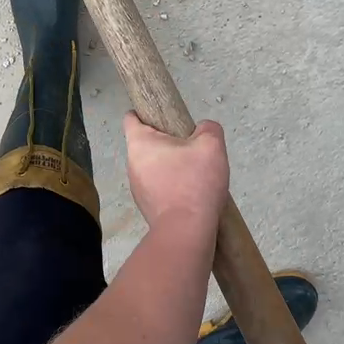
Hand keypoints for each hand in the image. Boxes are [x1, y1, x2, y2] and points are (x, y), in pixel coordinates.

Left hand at [122, 112, 228, 236]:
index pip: (132, 117)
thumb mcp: (211, 146)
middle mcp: (131, 163)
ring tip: (195, 174)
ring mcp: (136, 187)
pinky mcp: (146, 206)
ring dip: (171, 167)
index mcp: (139, 143)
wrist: (187, 232)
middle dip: (167, 143)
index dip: (146, 112)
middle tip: (191, 148)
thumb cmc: (193, 183)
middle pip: (147, 143)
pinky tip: (191, 194)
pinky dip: (172, 187)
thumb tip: (204, 130)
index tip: (166, 117)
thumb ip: (209, 128)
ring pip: (153, 167)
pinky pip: (158, 188)